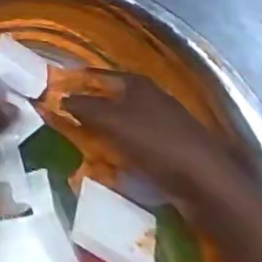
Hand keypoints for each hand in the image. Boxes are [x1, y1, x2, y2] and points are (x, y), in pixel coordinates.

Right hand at [62, 72, 250, 202]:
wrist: (209, 186)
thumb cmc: (155, 143)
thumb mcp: (109, 120)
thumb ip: (80, 106)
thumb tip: (58, 98)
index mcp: (137, 84)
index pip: (97, 75)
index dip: (74, 81)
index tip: (52, 91)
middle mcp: (152, 99)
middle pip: (110, 100)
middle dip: (88, 110)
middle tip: (64, 120)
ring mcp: (165, 125)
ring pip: (122, 124)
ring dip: (103, 133)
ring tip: (82, 145)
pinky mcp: (173, 151)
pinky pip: (136, 146)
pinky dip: (121, 152)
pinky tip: (110, 164)